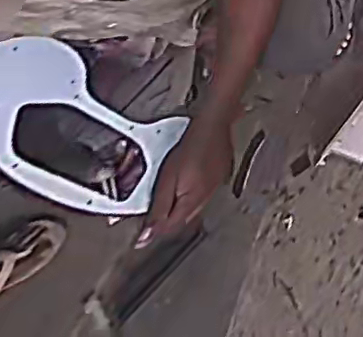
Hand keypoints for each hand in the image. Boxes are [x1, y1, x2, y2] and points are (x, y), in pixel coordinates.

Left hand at [137, 124, 231, 247]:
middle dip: (167, 218)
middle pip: (182, 220)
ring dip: (180, 207)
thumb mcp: (166, 180)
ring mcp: (216, 187)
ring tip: (171, 191)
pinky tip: (189, 181)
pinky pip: (204, 195)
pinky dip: (193, 195)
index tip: (141, 228)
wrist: (214, 124)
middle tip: (155, 204)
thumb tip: (146, 238)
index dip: (153, 230)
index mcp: (192, 202)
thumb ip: (157, 210)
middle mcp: (207, 198)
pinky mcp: (221, 176)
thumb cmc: (189, 147)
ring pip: (194, 208)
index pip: (169, 228)